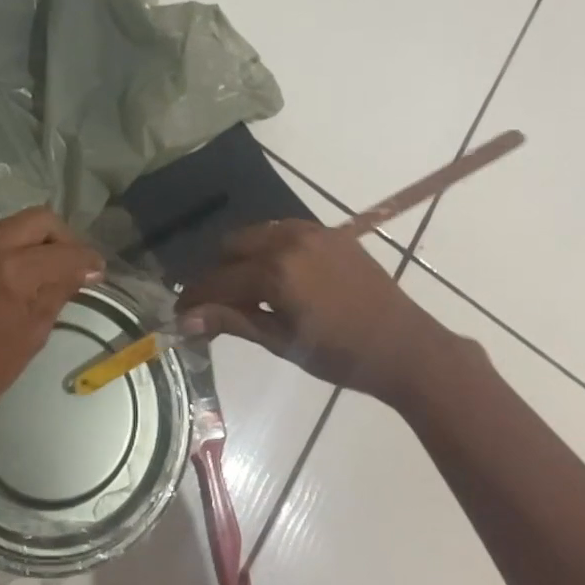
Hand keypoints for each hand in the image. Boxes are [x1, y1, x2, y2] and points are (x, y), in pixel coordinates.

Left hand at [0, 207, 104, 418]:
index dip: (87, 260)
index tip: (98, 271)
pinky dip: (15, 245)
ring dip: (38, 239)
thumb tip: (86, 271)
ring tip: (50, 267)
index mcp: (13, 271)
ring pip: (15, 223)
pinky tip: (24, 270)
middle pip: (40, 220)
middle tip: (75, 264)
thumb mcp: (35, 331)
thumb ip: (60, 291)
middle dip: (64, 238)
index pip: (64, 252)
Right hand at [176, 220, 453, 398]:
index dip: (195, 299)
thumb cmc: (341, 355)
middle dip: (218, 274)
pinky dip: (270, 248)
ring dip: (243, 257)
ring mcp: (311, 231)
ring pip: (257, 233)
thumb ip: (233, 322)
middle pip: (231, 246)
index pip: (218, 280)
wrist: (404, 346)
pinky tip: (278, 277)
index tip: (180, 314)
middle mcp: (288, 240)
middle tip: (217, 305)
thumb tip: (186, 320)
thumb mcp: (281, 342)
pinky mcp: (330, 232)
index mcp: (275, 271)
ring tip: (248, 292)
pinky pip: (284, 230)